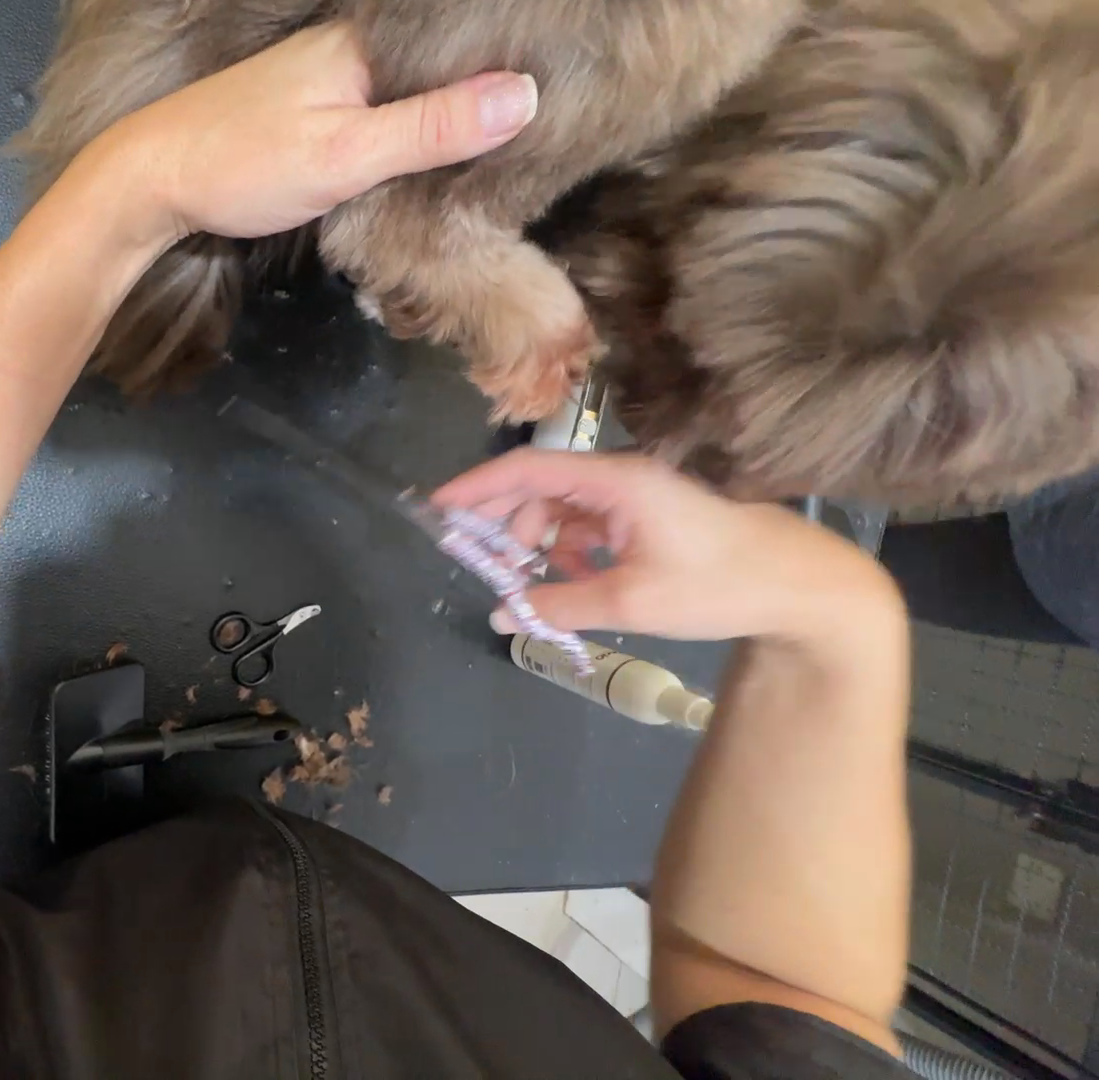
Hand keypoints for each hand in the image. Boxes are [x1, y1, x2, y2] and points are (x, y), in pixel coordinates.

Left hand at [87, 23, 537, 243]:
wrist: (153, 181)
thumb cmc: (244, 166)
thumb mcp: (344, 156)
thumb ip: (429, 130)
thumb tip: (526, 97)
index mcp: (368, 45)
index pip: (463, 51)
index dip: (509, 79)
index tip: (559, 115)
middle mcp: (350, 48)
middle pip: (437, 70)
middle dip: (478, 101)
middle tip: (537, 143)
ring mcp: (324, 78)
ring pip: (404, 94)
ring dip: (440, 119)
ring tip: (493, 152)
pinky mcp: (306, 110)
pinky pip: (373, 112)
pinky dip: (399, 132)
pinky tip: (418, 154)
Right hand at [432, 450, 903, 646]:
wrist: (809, 589)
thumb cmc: (720, 584)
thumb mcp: (630, 601)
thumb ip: (558, 605)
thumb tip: (501, 615)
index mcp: (615, 481)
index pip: (527, 468)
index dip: (476, 485)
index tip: (438, 508)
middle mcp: (619, 477)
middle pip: (538, 486)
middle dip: (502, 520)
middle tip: (475, 555)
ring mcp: (633, 495)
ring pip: (560, 508)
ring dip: (537, 541)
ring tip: (534, 580)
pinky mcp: (645, 514)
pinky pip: (586, 524)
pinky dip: (568, 549)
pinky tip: (574, 579)